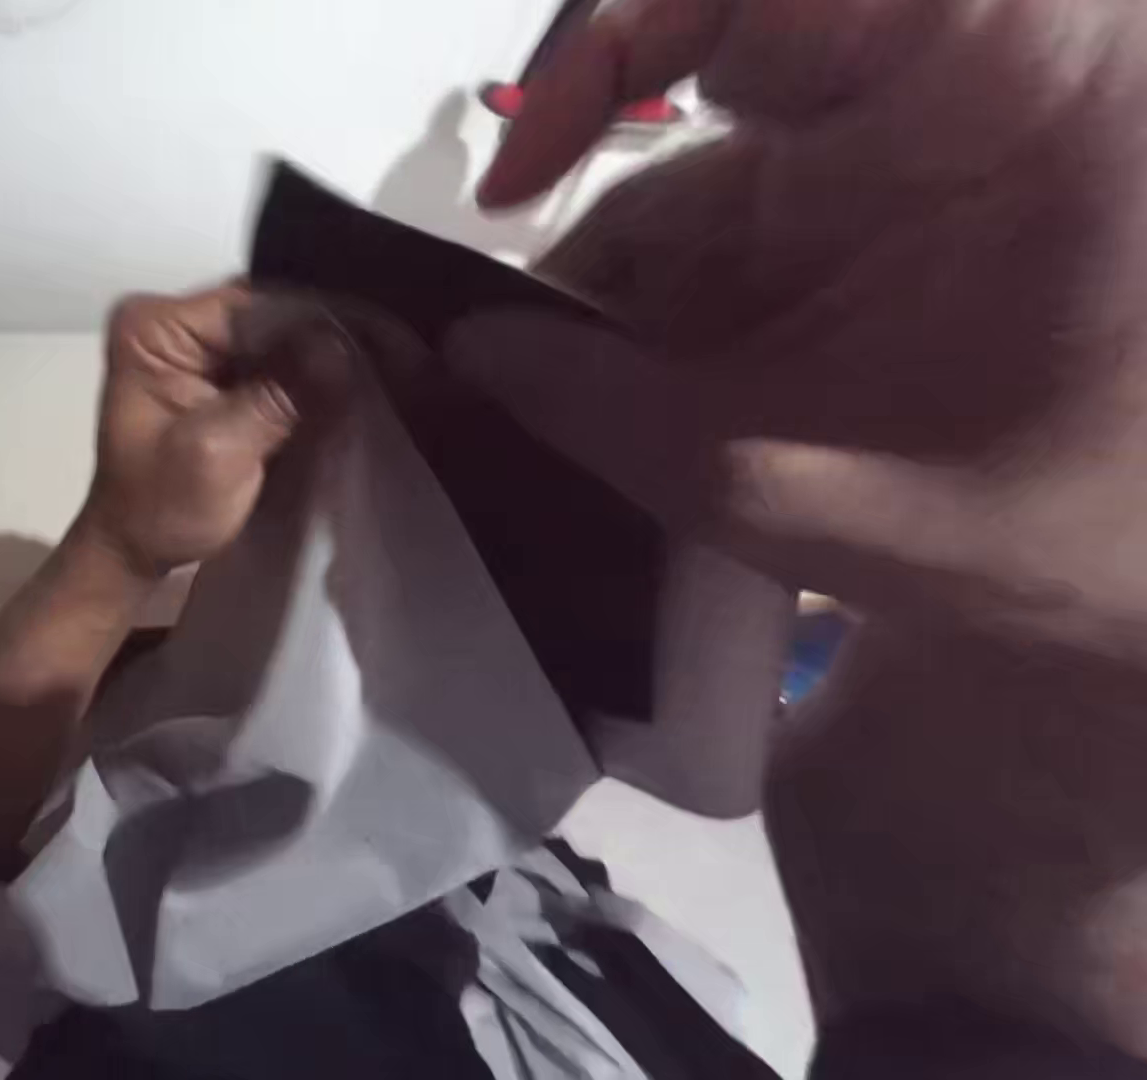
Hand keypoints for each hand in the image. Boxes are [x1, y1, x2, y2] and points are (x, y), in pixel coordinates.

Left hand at [79, 285, 349, 574]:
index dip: (309, 325)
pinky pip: (270, 370)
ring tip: (366, 380)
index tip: (366, 348)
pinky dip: (300, 386)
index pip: (248, 306)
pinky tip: (337, 398)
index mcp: (152, 330)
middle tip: (376, 364)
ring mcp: (193, 354)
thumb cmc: (161, 509)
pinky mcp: (215, 383)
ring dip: (313, 366)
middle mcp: (172, 328)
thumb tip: (341, 344)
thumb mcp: (217, 452)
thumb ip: (277, 397)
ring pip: (272, 344)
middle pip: (263, 319)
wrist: (137, 551)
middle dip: (315, 344)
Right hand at [452, 0, 1146, 663]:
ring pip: (654, 215)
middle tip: (506, 358)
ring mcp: (856, 181)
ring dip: (587, 316)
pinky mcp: (810, 242)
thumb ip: (598, 410)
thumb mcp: (773, 484)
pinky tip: (600, 404)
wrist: (1107, 580)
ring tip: (564, 416)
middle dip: (584, 249)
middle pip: (687, 113)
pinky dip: (610, 334)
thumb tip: (459, 347)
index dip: (615, 57)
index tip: (509, 192)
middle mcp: (926, 110)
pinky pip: (664, 266)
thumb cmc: (1013, 536)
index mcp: (1004, 104)